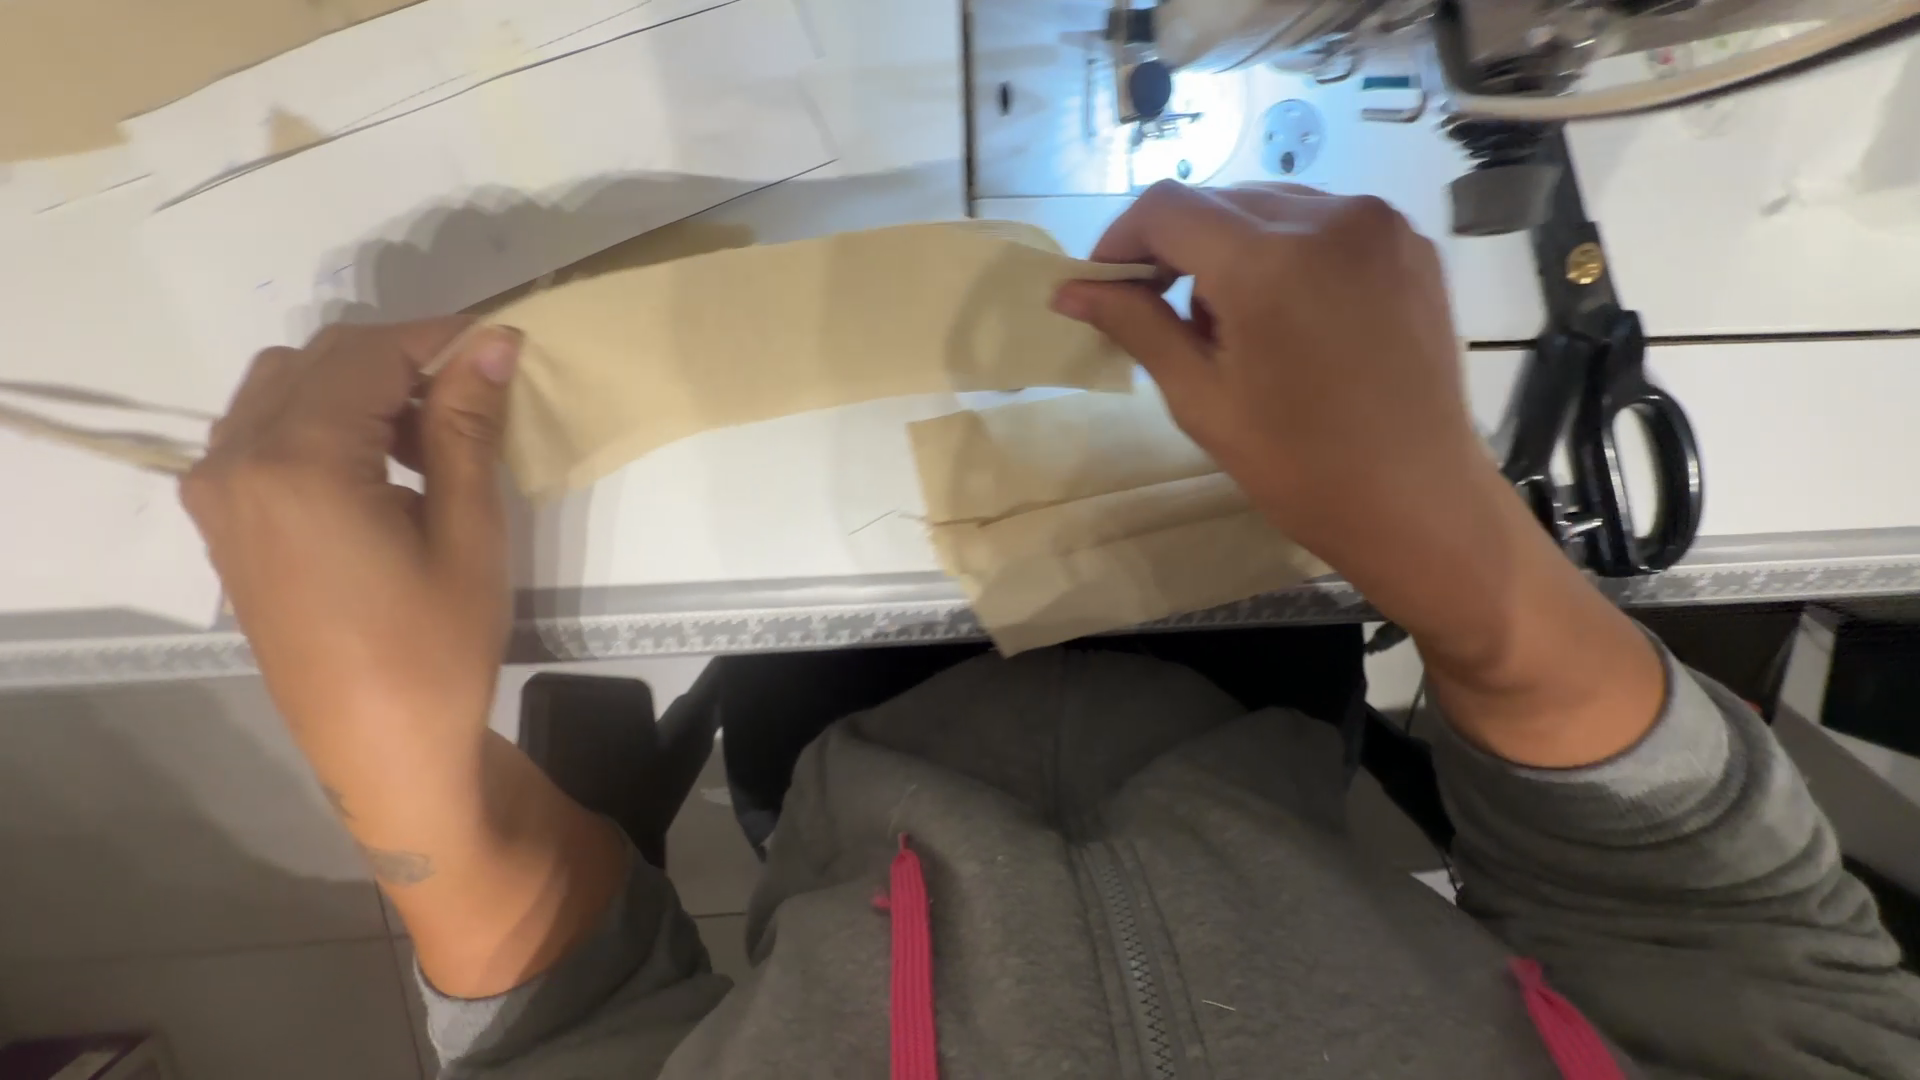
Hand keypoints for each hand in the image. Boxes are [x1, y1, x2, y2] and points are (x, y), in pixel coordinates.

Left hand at [182, 319, 519, 849]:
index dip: (438, 337)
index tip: (502, 342)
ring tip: (432, 435)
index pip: (367, 355)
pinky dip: (325, 423)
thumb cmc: (439, 640)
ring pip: (283, 391)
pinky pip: (264, 434)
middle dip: (401, 360)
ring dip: (360, 389)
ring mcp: (218, 494)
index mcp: (297, 462)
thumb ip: (465, 426)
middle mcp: (234, 461)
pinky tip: (381, 469)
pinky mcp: (224, 522)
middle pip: (317, 362)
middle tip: (476, 394)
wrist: (382, 740)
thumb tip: (492, 343)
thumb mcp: (468, 530)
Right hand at [1051, 181, 1480, 559]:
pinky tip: (1286, 316)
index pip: (1166, 207)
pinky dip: (1283, 252)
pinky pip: (1322, 223)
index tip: (1104, 286)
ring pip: (1270, 207)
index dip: (1120, 240)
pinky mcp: (1410, 244)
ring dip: (1228, 251)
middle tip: (1162, 316)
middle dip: (1174, 250)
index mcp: (1268, 260)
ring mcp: (1381, 224)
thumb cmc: (1296, 466)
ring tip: (1231, 326)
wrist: (1418, 502)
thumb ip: (1136, 326)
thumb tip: (1069, 290)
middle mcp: (1330, 216)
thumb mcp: (1200, 399)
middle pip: (1217, 201)